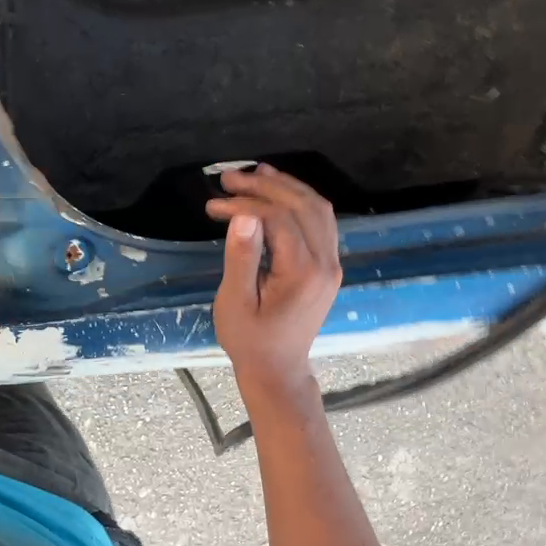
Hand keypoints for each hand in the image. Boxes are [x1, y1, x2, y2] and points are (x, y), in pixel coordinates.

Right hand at [206, 165, 341, 384]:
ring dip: (286, 187)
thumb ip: (241, 257)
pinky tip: (277, 193)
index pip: (278, 218)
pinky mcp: (328, 266)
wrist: (278, 371)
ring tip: (254, 174)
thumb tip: (244, 216)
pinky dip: (299, 201)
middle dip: (264, 186)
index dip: (245, 204)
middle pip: (302, 205)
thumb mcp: (236, 302)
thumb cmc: (250, 340)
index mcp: (303, 272)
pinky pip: (321, 221)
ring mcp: (332, 263)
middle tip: (228, 178)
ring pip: (317, 208)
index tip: (214, 205)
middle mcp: (326, 262)